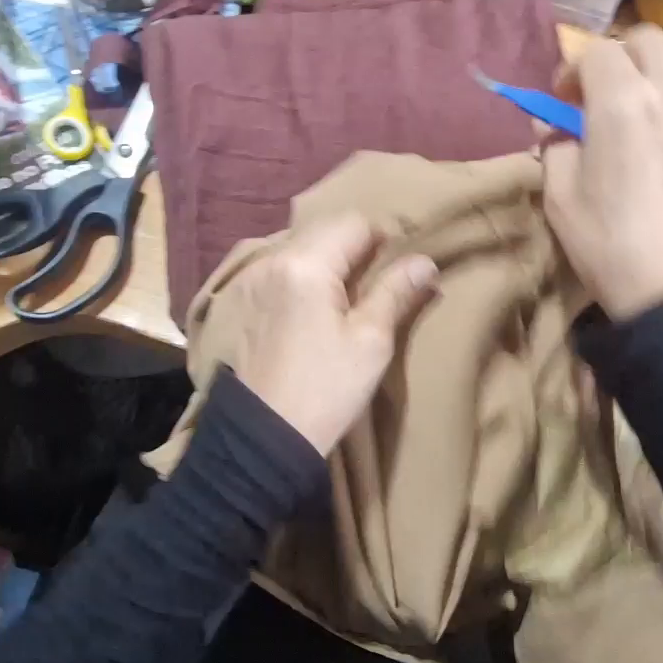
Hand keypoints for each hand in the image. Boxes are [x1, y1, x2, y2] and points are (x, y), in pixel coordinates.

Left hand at [228, 215, 438, 455]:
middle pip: (321, 231)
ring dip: (324, 262)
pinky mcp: (236, 302)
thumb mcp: (370, 342)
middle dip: (352, 249)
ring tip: (342, 300)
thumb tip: (426, 262)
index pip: (353, 223)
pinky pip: (275, 270)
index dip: (383, 239)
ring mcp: (246, 280)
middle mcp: (269, 260)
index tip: (398, 269)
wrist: (261, 439)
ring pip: (296, 249)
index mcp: (304, 265)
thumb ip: (396, 292)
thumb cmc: (324, 391)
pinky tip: (309, 310)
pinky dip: (298, 277)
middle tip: (375, 286)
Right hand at [542, 24, 662, 320]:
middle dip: (617, 57)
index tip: (560, 100)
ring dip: (654, 71)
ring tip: (637, 107)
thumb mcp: (559, 196)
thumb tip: (554, 126)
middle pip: (646, 41)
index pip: (596, 52)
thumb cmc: (608, 241)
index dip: (572, 70)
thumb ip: (554, 146)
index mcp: (622, 100)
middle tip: (599, 94)